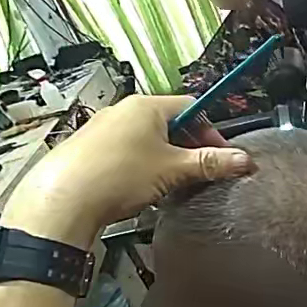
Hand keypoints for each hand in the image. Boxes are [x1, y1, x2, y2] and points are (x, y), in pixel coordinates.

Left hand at [2, 96, 252, 247]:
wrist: (63, 200)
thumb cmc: (118, 175)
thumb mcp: (174, 170)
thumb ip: (211, 163)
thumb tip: (243, 160)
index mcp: (147, 106)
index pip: (192, 107)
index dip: (211, 131)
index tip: (221, 155)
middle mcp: (123, 111)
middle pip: (170, 123)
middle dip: (189, 148)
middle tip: (200, 173)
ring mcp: (102, 129)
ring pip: (148, 140)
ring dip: (166, 159)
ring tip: (171, 185)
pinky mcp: (89, 149)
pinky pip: (126, 152)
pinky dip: (142, 167)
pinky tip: (142, 190)